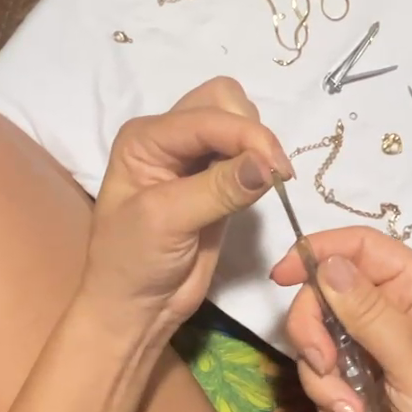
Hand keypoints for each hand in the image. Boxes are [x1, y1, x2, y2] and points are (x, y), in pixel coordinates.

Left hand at [82, 77, 289, 340]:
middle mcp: (168, 139)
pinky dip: (260, 164)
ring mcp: (193, 160)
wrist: (135, 309)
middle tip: (271, 172)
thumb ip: (218, 189)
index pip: (206, 115)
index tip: (277, 170)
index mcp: (145, 138)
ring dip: (258, 145)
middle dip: (251, 131)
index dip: (245, 135)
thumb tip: (268, 165)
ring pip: (238, 122)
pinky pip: (247, 155)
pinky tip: (262, 187)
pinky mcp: (217, 183)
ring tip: (265, 180)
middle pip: (224, 102)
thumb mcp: (167, 221)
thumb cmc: (133, 263)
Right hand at [271, 227, 411, 411]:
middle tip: (324, 368)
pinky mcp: (360, 374)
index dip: (317, 252)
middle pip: (325, 294)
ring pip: (317, 341)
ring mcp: (374, 341)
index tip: (281, 277)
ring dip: (327, 383)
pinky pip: (323, 376)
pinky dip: (335, 404)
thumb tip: (325, 264)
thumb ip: (369, 313)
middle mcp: (394, 305)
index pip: (359, 246)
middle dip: (316, 337)